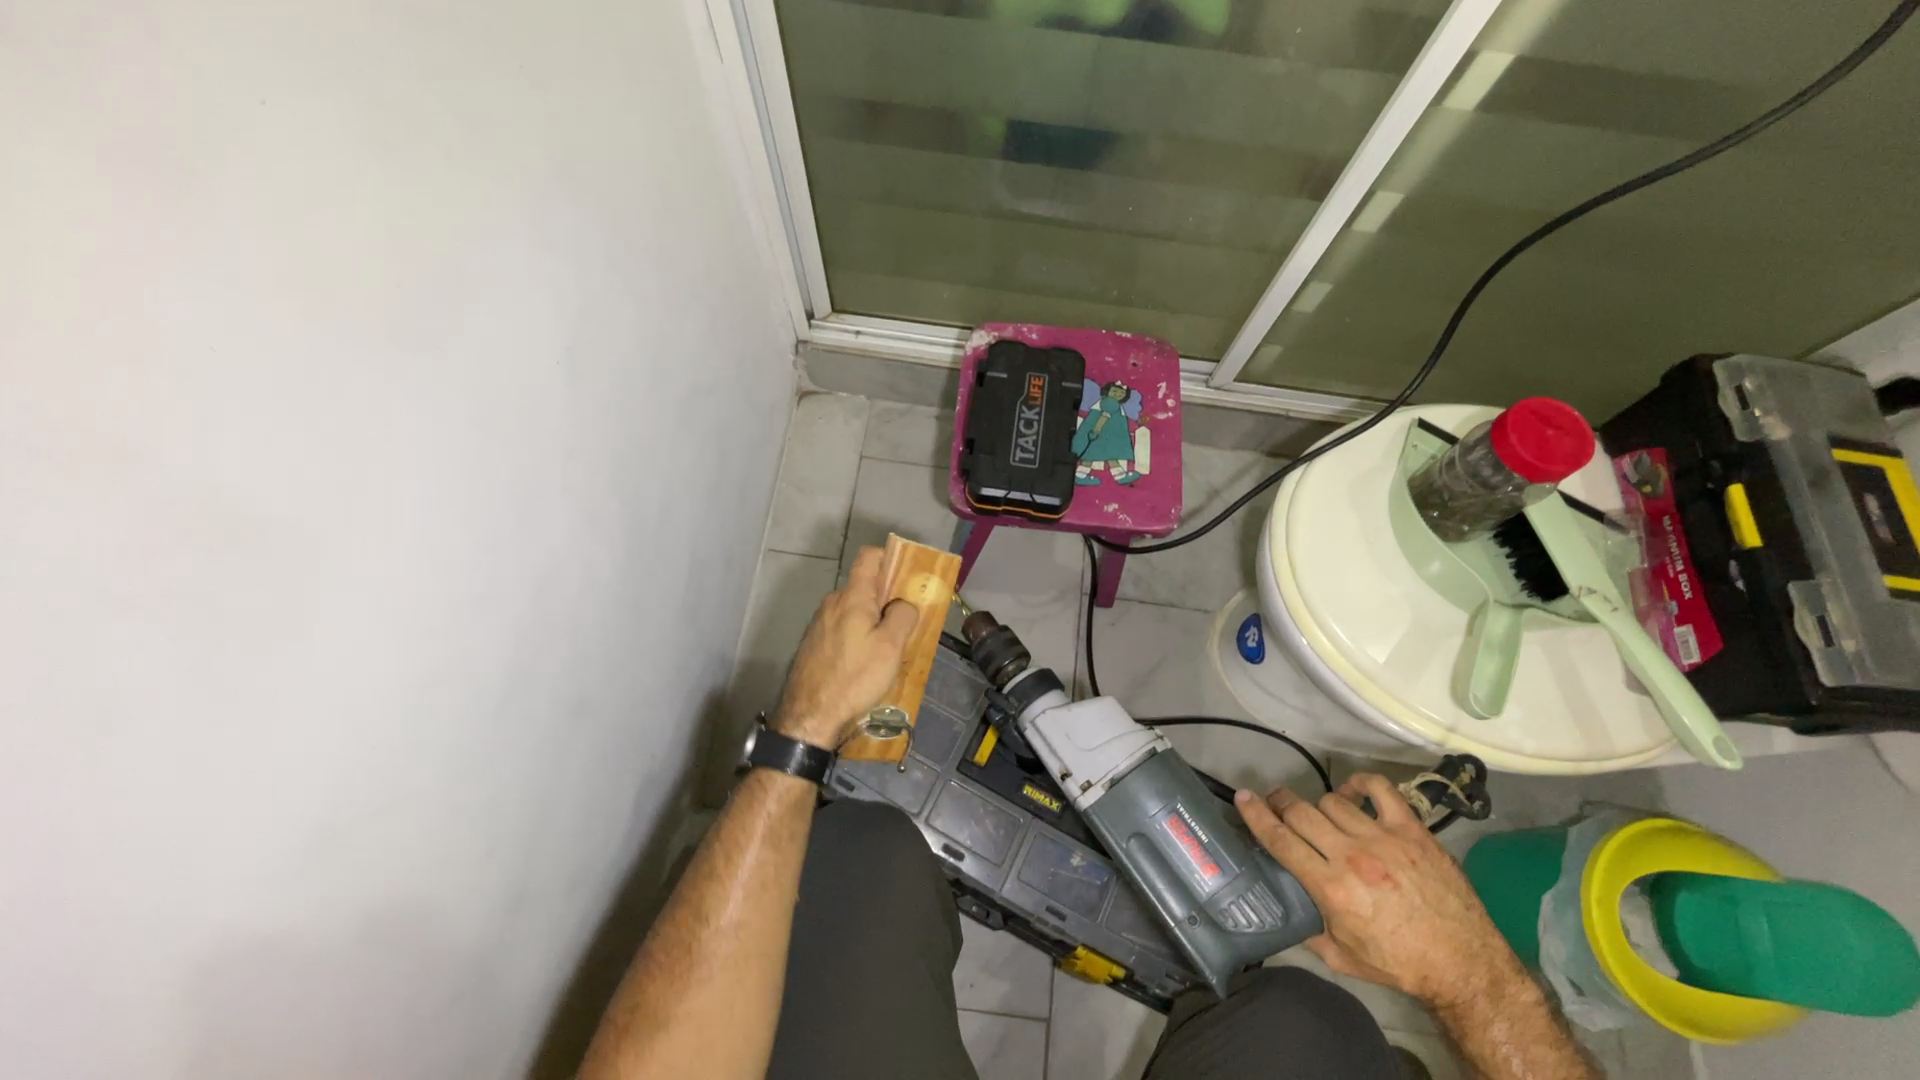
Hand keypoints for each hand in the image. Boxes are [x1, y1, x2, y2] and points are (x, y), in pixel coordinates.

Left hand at [771, 546, 919, 748]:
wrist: (809, 716)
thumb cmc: (854, 678)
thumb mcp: (890, 647)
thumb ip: (902, 616)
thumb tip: (904, 603)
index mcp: (851, 597)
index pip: (869, 557)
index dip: (889, 558)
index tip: (906, 577)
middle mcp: (832, 604)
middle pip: (863, 588)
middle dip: (885, 600)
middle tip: (905, 625)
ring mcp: (819, 624)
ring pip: (852, 611)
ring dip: (871, 623)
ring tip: (886, 652)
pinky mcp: (812, 645)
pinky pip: (841, 630)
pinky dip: (856, 638)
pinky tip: (863, 665)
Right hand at [1234, 774, 1515, 1010]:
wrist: (1464, 964)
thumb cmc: (1399, 964)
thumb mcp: (1340, 958)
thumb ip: (1306, 929)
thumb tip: (1284, 907)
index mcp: (1331, 888)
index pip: (1280, 839)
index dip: (1256, 815)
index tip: (1242, 798)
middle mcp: (1352, 856)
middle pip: (1301, 812)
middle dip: (1280, 803)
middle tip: (1274, 804)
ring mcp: (1385, 839)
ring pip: (1332, 801)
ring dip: (1318, 805)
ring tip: (1318, 814)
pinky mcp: (1413, 831)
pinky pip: (1380, 789)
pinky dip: (1359, 783)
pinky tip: (1351, 792)